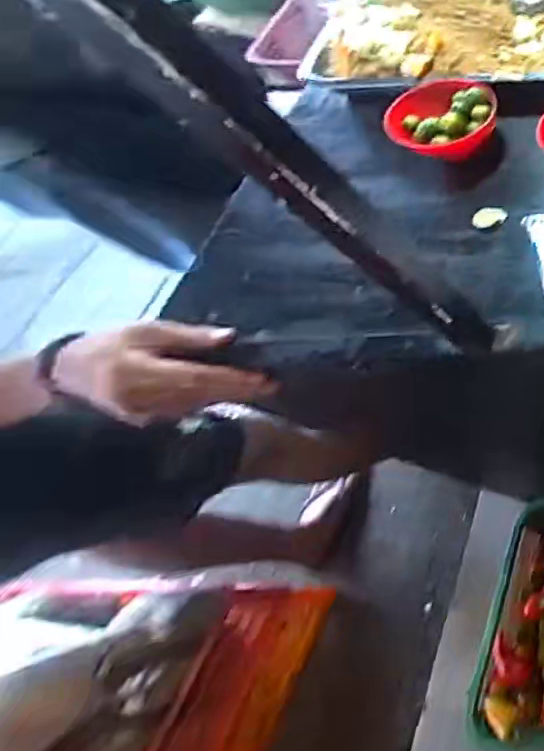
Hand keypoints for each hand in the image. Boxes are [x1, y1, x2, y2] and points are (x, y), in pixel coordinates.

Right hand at [52, 323, 272, 423]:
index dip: (233, 379)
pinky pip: (182, 411)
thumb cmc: (108, 344)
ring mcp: (138, 411)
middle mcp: (138, 397)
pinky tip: (233, 395)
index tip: (264, 378)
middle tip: (273, 386)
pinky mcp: (140, 418)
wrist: (63, 371)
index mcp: (137, 372)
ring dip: (229, 398)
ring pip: (194, 405)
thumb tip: (229, 336)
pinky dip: (209, 402)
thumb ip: (188, 336)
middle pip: (200, 394)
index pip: (196, 378)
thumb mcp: (144, 331)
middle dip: (240, 390)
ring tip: (262, 389)